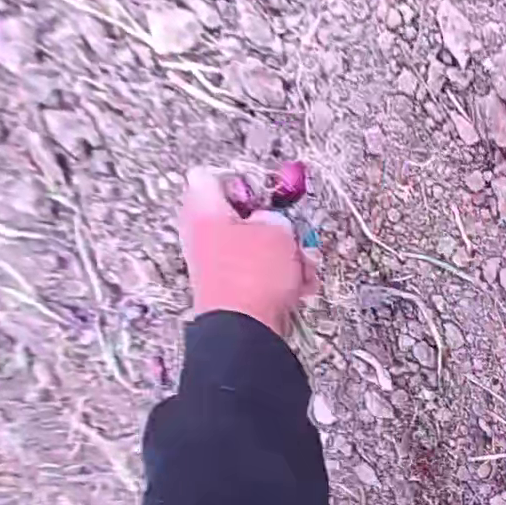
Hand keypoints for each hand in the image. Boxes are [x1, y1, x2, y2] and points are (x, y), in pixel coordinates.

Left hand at [178, 166, 314, 336]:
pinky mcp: (235, 287)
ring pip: (258, 248)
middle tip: (292, 236)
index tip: (268, 195)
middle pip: (242, 217)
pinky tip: (298, 286)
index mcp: (203, 210)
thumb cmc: (252, 277)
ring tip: (302, 268)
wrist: (248, 327)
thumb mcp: (277, 233)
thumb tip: (276, 223)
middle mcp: (203, 234)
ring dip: (285, 255)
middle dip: (275, 228)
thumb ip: (277, 218)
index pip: (212, 177)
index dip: (245, 183)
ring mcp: (218, 263)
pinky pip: (263, 273)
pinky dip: (283, 277)